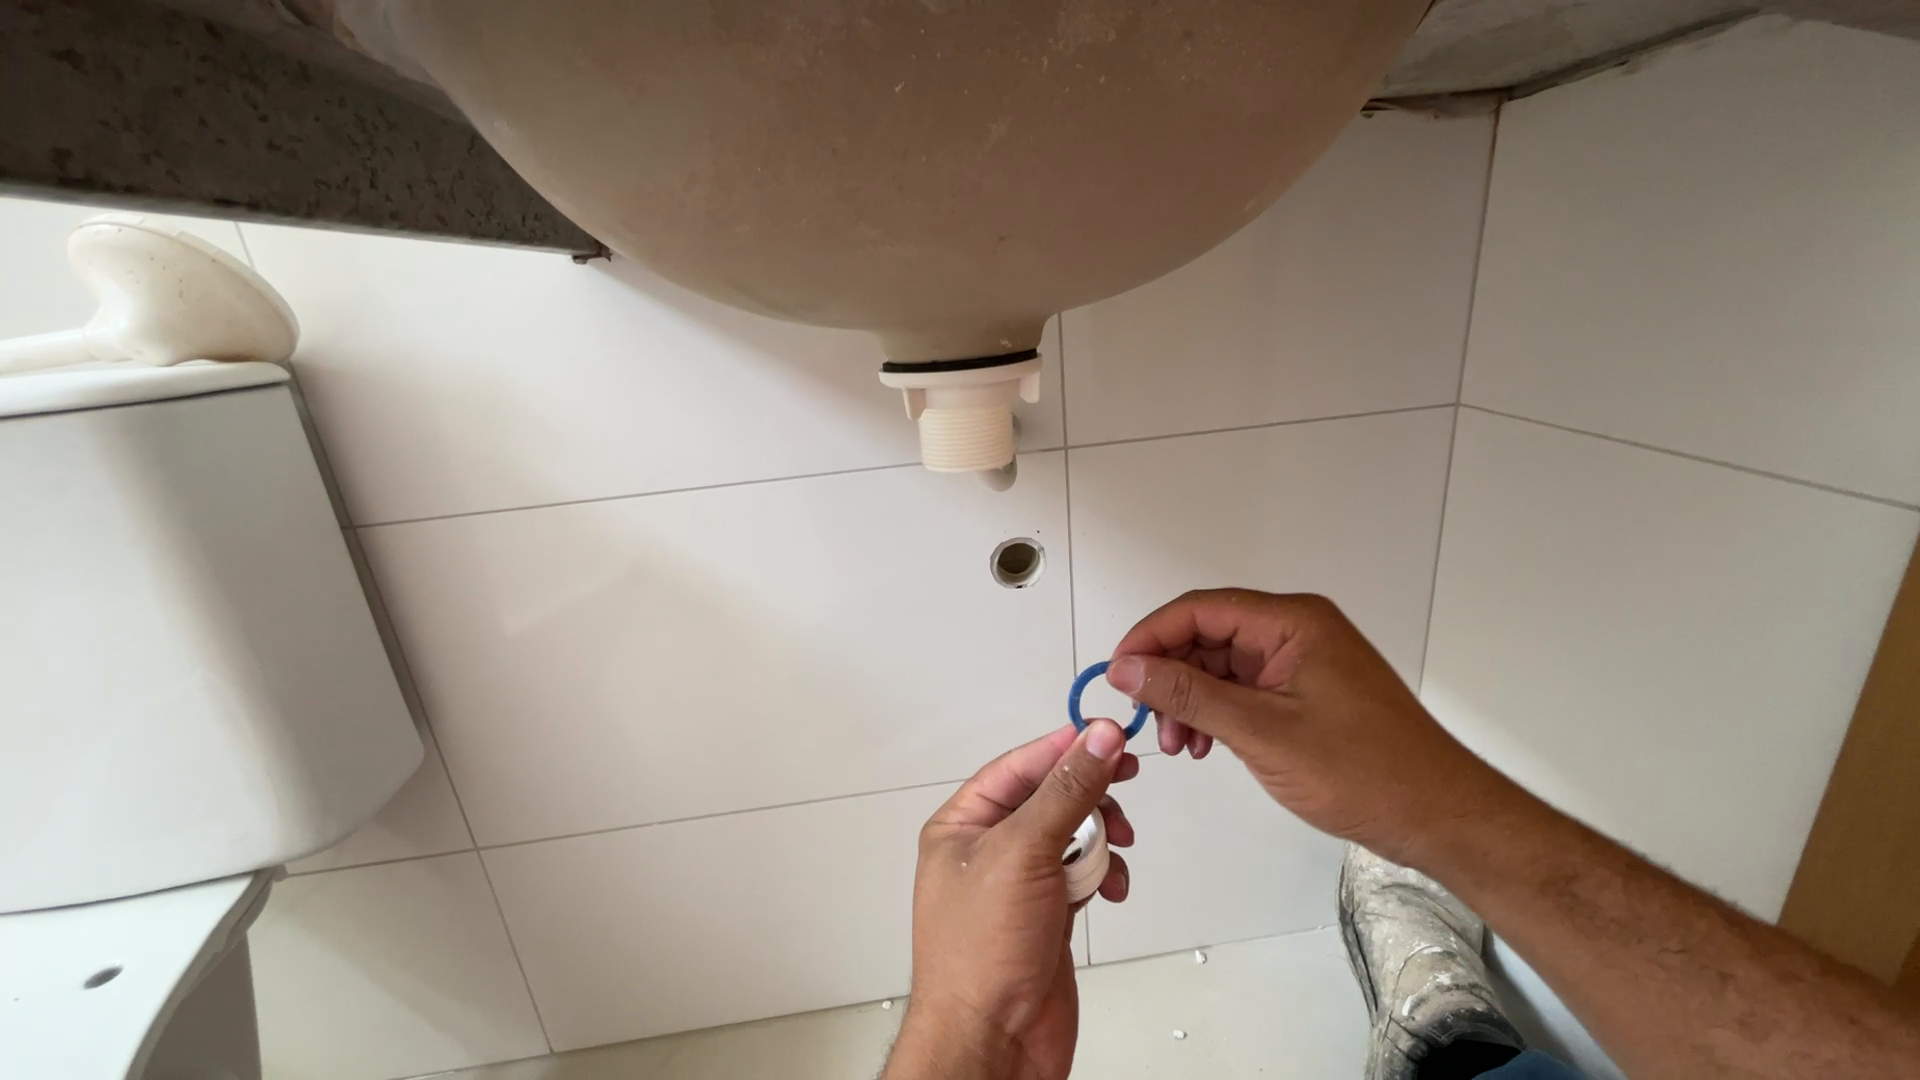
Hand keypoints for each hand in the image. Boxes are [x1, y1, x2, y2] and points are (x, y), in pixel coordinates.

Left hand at [884, 722, 1137, 1079]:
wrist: (995, 1043)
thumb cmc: (983, 950)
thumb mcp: (1024, 851)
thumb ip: (1067, 791)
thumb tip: (1098, 738)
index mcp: (963, 823)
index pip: (1019, 766)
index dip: (1063, 747)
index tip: (1106, 735)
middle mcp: (989, 847)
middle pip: (1050, 796)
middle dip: (1088, 794)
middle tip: (1127, 778)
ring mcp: (1020, 880)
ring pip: (1072, 833)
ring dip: (1099, 839)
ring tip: (1115, 852)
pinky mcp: (1048, 910)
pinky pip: (1082, 872)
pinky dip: (1102, 875)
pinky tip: (1110, 889)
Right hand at [1106, 589, 1506, 869]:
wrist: (1440, 818)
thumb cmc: (1357, 770)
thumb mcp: (1259, 731)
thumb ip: (1188, 693)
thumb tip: (1123, 667)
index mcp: (1290, 621)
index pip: (1198, 609)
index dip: (1149, 637)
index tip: (1116, 675)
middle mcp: (1293, 630)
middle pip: (1206, 635)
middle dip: (1169, 676)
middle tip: (1147, 720)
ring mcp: (1299, 660)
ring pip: (1219, 665)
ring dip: (1189, 700)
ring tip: (1180, 746)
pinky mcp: (1303, 690)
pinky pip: (1241, 689)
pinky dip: (1214, 713)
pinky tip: (1204, 745)